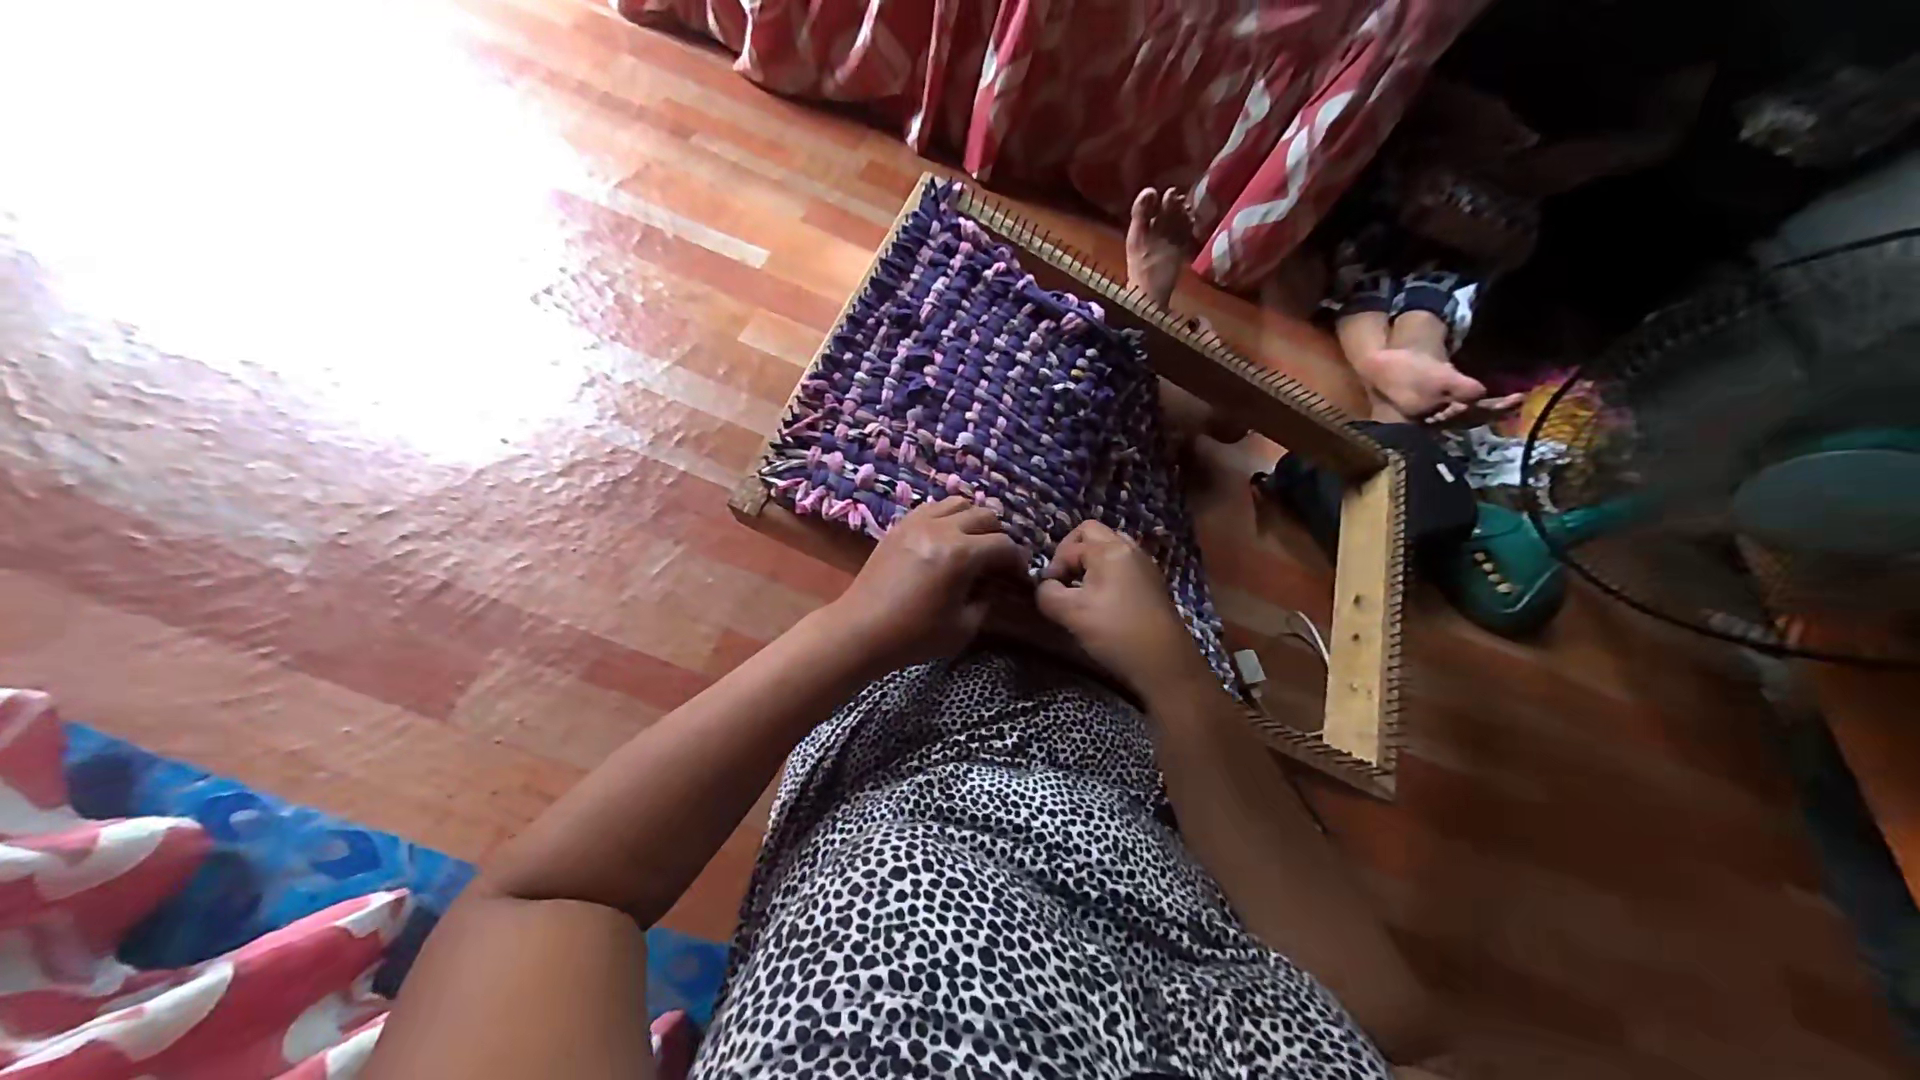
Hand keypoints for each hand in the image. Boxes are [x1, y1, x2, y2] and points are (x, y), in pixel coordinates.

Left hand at [828, 496, 1029, 675]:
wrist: (861, 630)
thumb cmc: (914, 635)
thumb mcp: (963, 626)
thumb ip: (986, 601)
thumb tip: (992, 586)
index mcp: (961, 554)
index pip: (1004, 545)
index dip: (1018, 561)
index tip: (1019, 576)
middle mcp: (942, 529)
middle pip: (985, 515)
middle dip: (999, 537)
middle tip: (998, 561)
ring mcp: (917, 522)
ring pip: (959, 503)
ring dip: (974, 520)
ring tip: (974, 543)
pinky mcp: (900, 525)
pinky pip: (933, 507)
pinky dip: (948, 517)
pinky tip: (947, 538)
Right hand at [1034, 520, 1215, 703]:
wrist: (1165, 663)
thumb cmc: (1115, 633)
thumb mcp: (1070, 613)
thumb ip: (1048, 593)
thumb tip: (1047, 586)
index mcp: (1109, 551)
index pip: (1069, 548)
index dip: (1053, 567)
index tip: (1050, 592)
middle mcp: (1129, 549)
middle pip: (1092, 533)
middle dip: (1071, 551)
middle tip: (1064, 578)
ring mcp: (1145, 565)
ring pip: (1110, 546)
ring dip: (1091, 560)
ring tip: (1082, 587)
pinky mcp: (1153, 583)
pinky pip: (1124, 564)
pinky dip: (1108, 572)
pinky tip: (1104, 600)